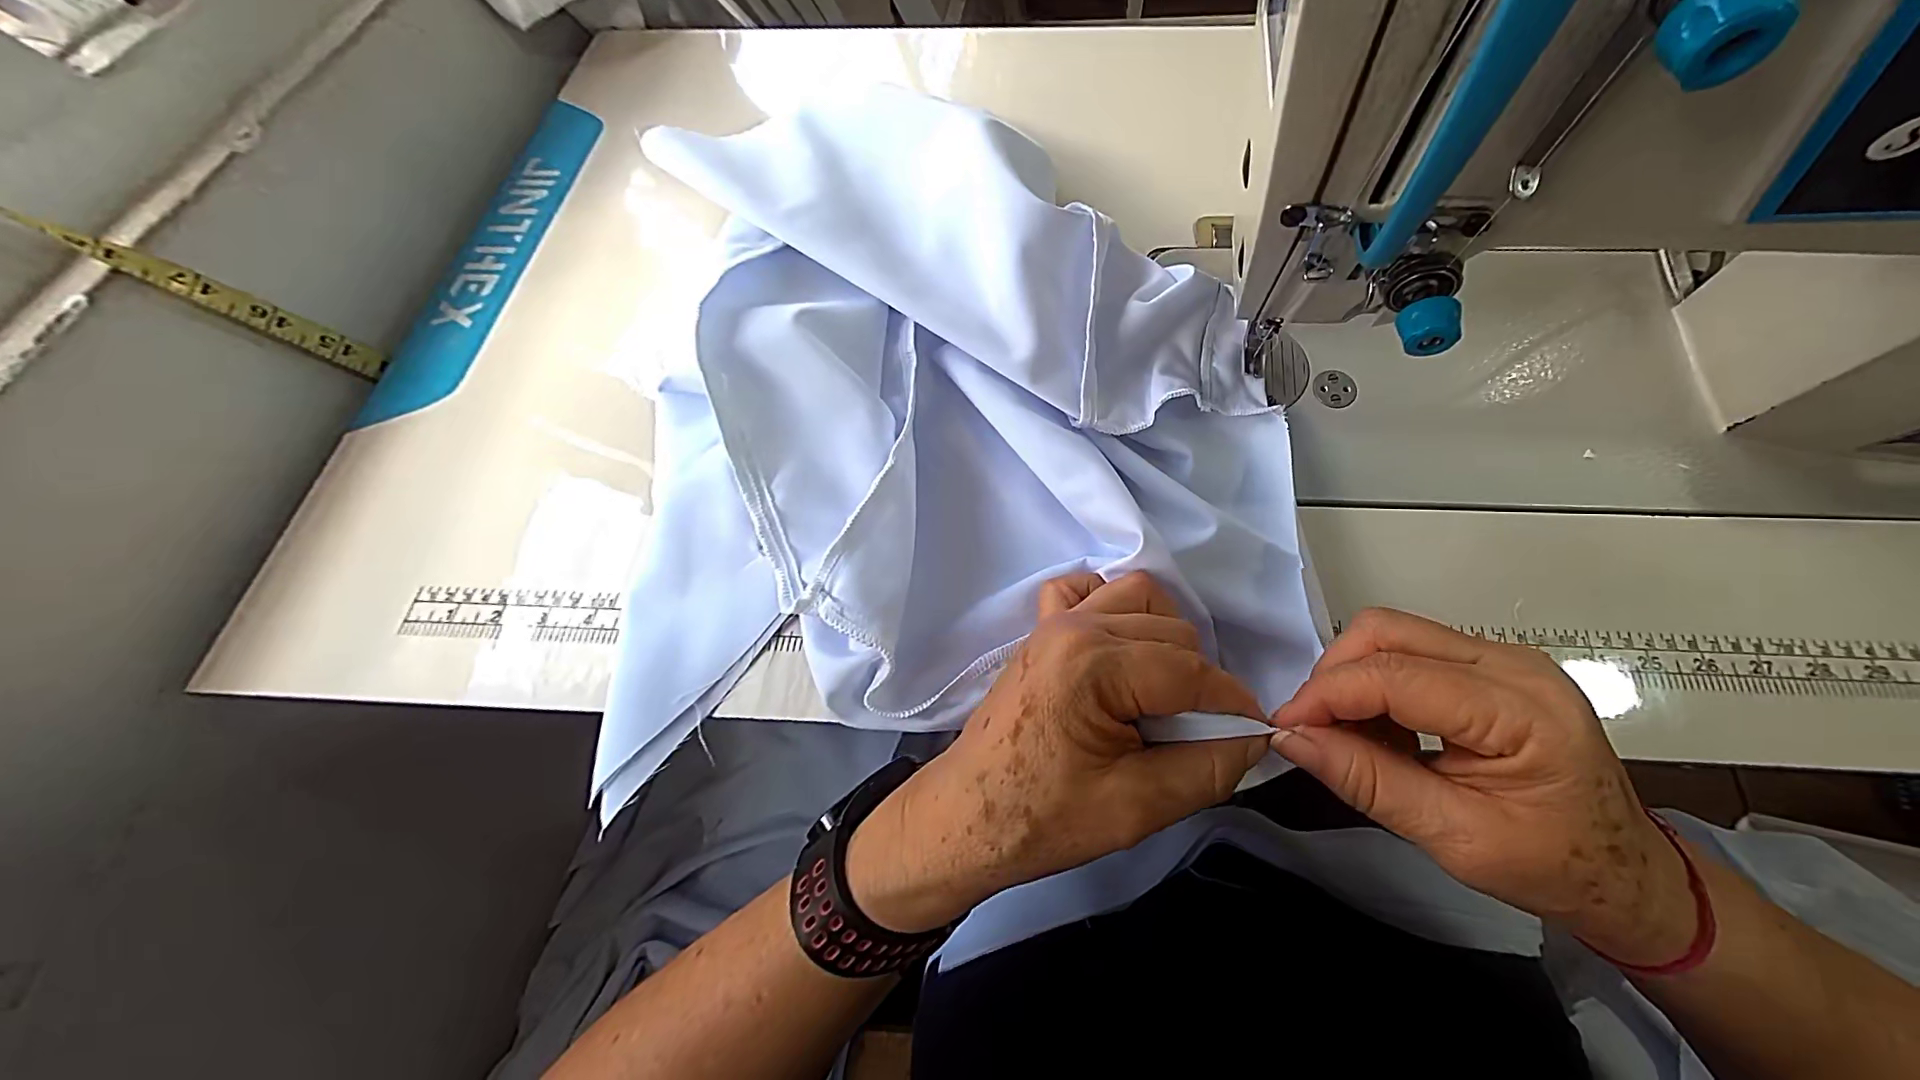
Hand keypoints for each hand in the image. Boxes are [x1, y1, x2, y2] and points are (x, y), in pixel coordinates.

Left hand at [845, 571, 1271, 932]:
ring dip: (1166, 642)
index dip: (1233, 706)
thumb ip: (1211, 766)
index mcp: (1094, 663)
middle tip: (1194, 734)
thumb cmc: (1043, 816)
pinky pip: (1088, 592)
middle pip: (1173, 632)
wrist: (967, 816)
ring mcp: (1053, 622)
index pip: (1192, 670)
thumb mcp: (1140, 806)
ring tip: (1161, 697)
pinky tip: (1121, 649)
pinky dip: (1116, 609)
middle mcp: (1075, 625)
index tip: (1250, 738)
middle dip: (1199, 683)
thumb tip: (1253, 736)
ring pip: (1141, 600)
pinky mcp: (1041, 630)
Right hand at [1269, 608, 1697, 965]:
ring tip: (1349, 734)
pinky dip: (1373, 682)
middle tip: (1314, 729)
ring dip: (1350, 677)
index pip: (1393, 676)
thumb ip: (1367, 781)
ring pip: (1389, 633)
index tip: (1283, 728)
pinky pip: (1406, 649)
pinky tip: (1380, 728)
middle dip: (1333, 676)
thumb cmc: (1554, 867)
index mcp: (1521, 711)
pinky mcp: (1487, 663)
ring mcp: (1502, 657)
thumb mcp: (1454, 838)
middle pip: (1385, 632)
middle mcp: (1512, 664)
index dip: (1325, 695)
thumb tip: (1290, 739)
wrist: (1627, 873)